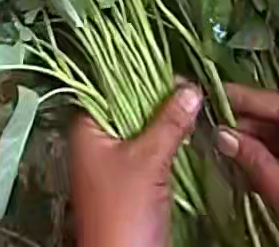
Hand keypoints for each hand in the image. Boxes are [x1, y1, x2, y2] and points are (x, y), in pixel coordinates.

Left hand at [68, 84, 201, 246]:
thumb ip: (169, 122)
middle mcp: (94, 138)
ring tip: (191, 101)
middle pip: (127, 104)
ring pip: (139, 126)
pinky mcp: (127, 180)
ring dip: (163, 118)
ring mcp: (110, 160)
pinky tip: (185, 131)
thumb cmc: (124, 212)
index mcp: (86, 125)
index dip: (139, 71)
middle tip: (187, 83)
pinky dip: (164, 140)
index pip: (110, 84)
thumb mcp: (148, 161)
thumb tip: (191, 88)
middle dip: (156, 95)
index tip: (170, 65)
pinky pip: (146, 149)